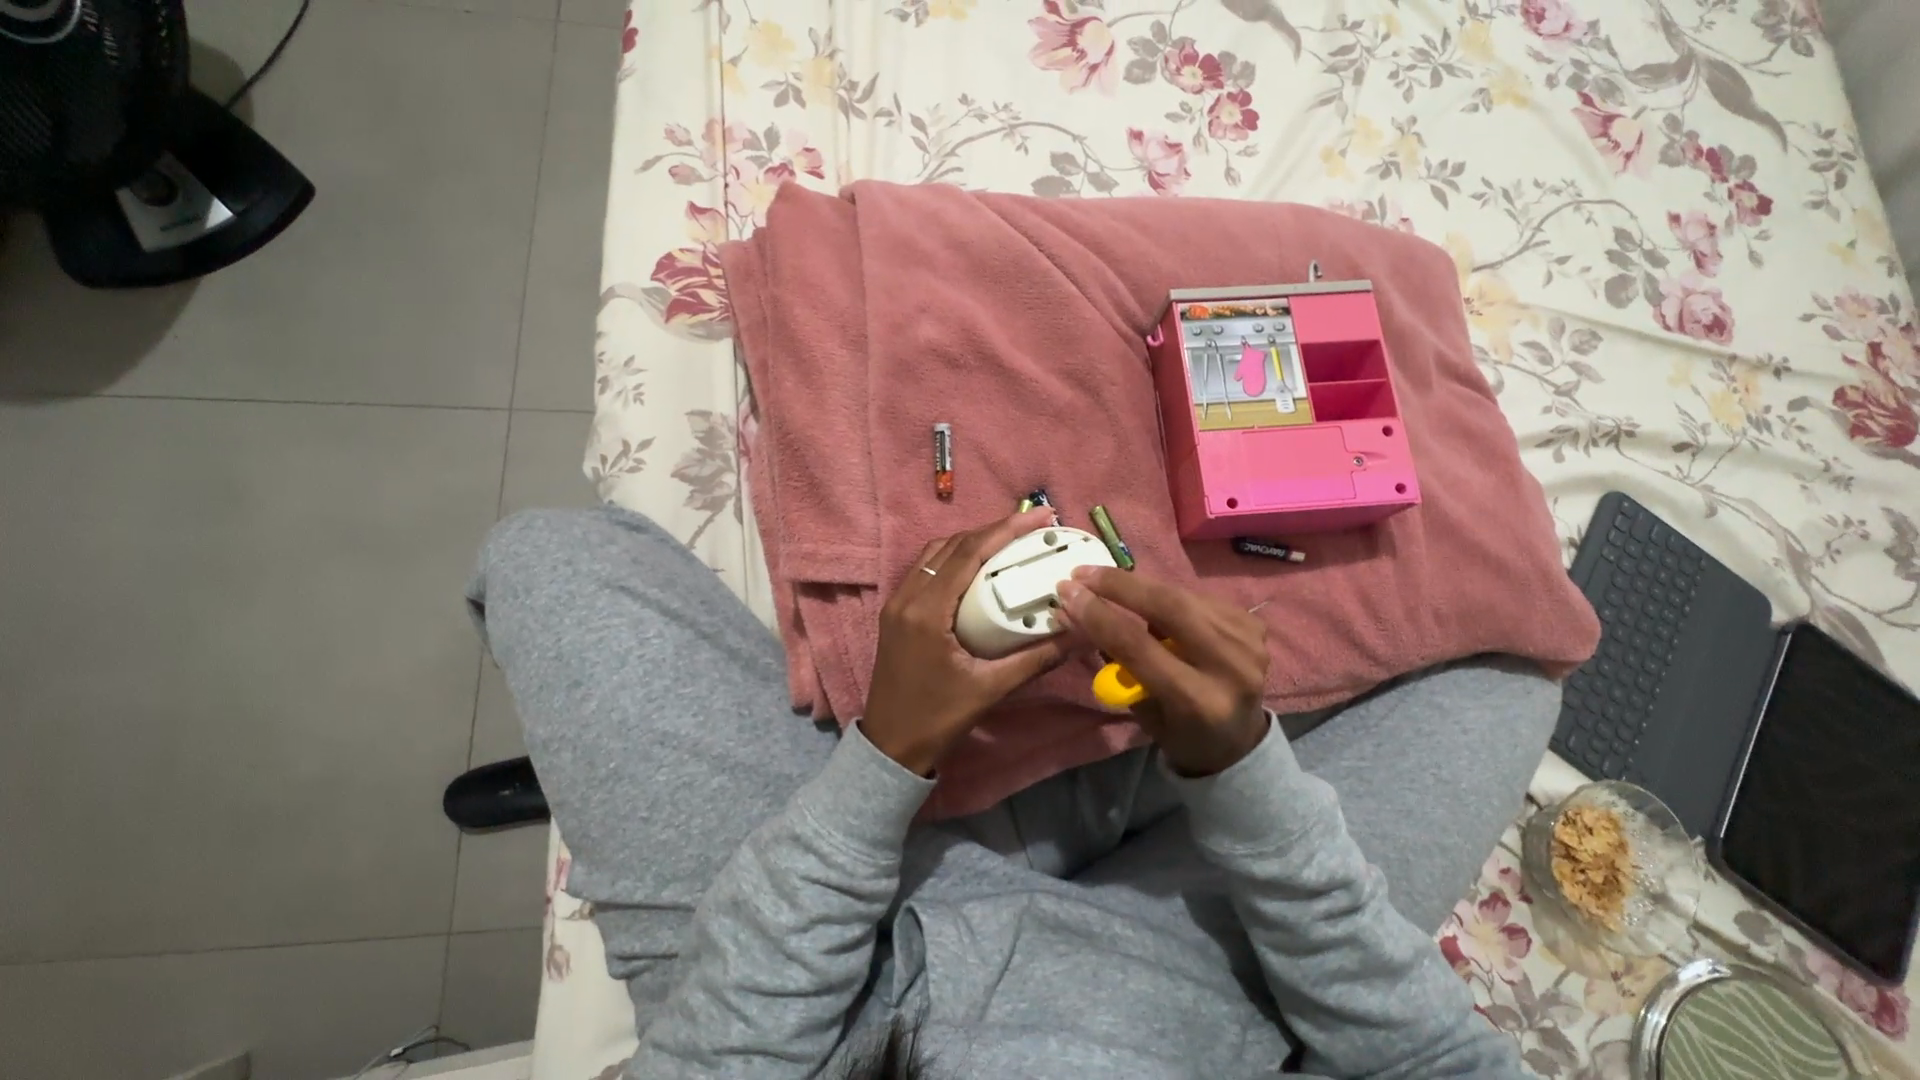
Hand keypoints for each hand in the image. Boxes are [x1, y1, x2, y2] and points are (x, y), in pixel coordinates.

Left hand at [861, 508, 1068, 775]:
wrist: (890, 746)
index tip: (1040, 516)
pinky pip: (925, 571)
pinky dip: (954, 559)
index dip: (1006, 529)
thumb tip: (1079, 634)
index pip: (969, 554)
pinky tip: (979, 568)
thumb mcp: (991, 689)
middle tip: (1032, 526)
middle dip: (993, 530)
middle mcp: (906, 598)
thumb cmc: (938, 718)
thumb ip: (1036, 658)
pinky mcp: (895, 614)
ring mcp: (896, 604)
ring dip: (971, 542)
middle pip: (952, 546)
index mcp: (926, 611)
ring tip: (1010, 541)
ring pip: (935, 554)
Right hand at [1057, 568, 1270, 776]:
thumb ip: (1114, 661)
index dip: (1099, 616)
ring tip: (1105, 582)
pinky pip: (1199, 598)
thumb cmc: (1179, 732)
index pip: (1139, 647)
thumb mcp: (1140, 709)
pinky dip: (1167, 596)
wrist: (1239, 740)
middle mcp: (1231, 667)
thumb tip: (1076, 611)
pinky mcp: (1255, 626)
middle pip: (1170, 607)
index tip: (1067, 593)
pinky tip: (1149, 602)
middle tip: (1082, 573)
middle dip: (1120, 585)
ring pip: (1183, 595)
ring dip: (1139, 586)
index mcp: (1198, 701)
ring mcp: (1249, 643)